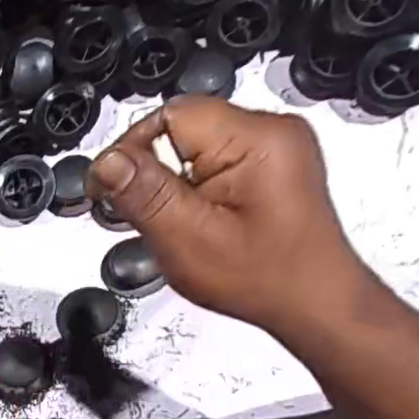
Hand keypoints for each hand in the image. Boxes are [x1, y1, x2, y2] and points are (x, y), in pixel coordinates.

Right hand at [87, 97, 376, 331]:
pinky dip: (190, 193)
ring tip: (172, 226)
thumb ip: (143, 195)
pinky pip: (211, 165)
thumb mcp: (187, 240)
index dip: (131, 152)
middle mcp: (269, 132)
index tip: (111, 191)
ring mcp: (271, 149)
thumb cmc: (265, 278)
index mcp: (254, 139)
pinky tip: (192, 223)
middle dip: (149, 174)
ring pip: (191, 149)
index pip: (168, 114)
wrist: (311, 304)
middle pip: (178, 129)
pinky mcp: (267, 168)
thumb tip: (106, 161)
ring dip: (168, 187)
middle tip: (143, 218)